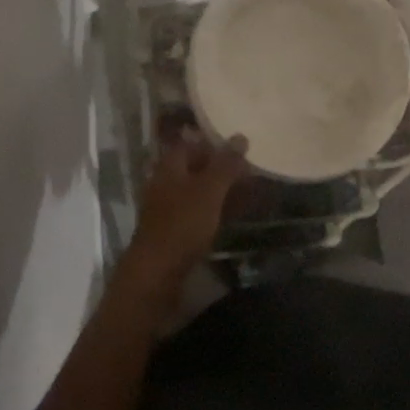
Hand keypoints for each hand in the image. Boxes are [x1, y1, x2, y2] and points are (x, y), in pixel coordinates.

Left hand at [118, 130, 248, 292]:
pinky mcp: (175, 231)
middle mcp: (166, 183)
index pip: (192, 144)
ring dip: (223, 191)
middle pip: (196, 168)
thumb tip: (240, 137)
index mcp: (169, 167)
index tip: (241, 147)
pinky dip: (218, 210)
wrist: (157, 272)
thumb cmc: (183, 224)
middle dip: (223, 169)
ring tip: (252, 192)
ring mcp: (169, 209)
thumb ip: (225, 164)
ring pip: (200, 192)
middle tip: (252, 171)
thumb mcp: (209, 190)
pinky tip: (236, 215)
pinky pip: (200, 213)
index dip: (215, 143)